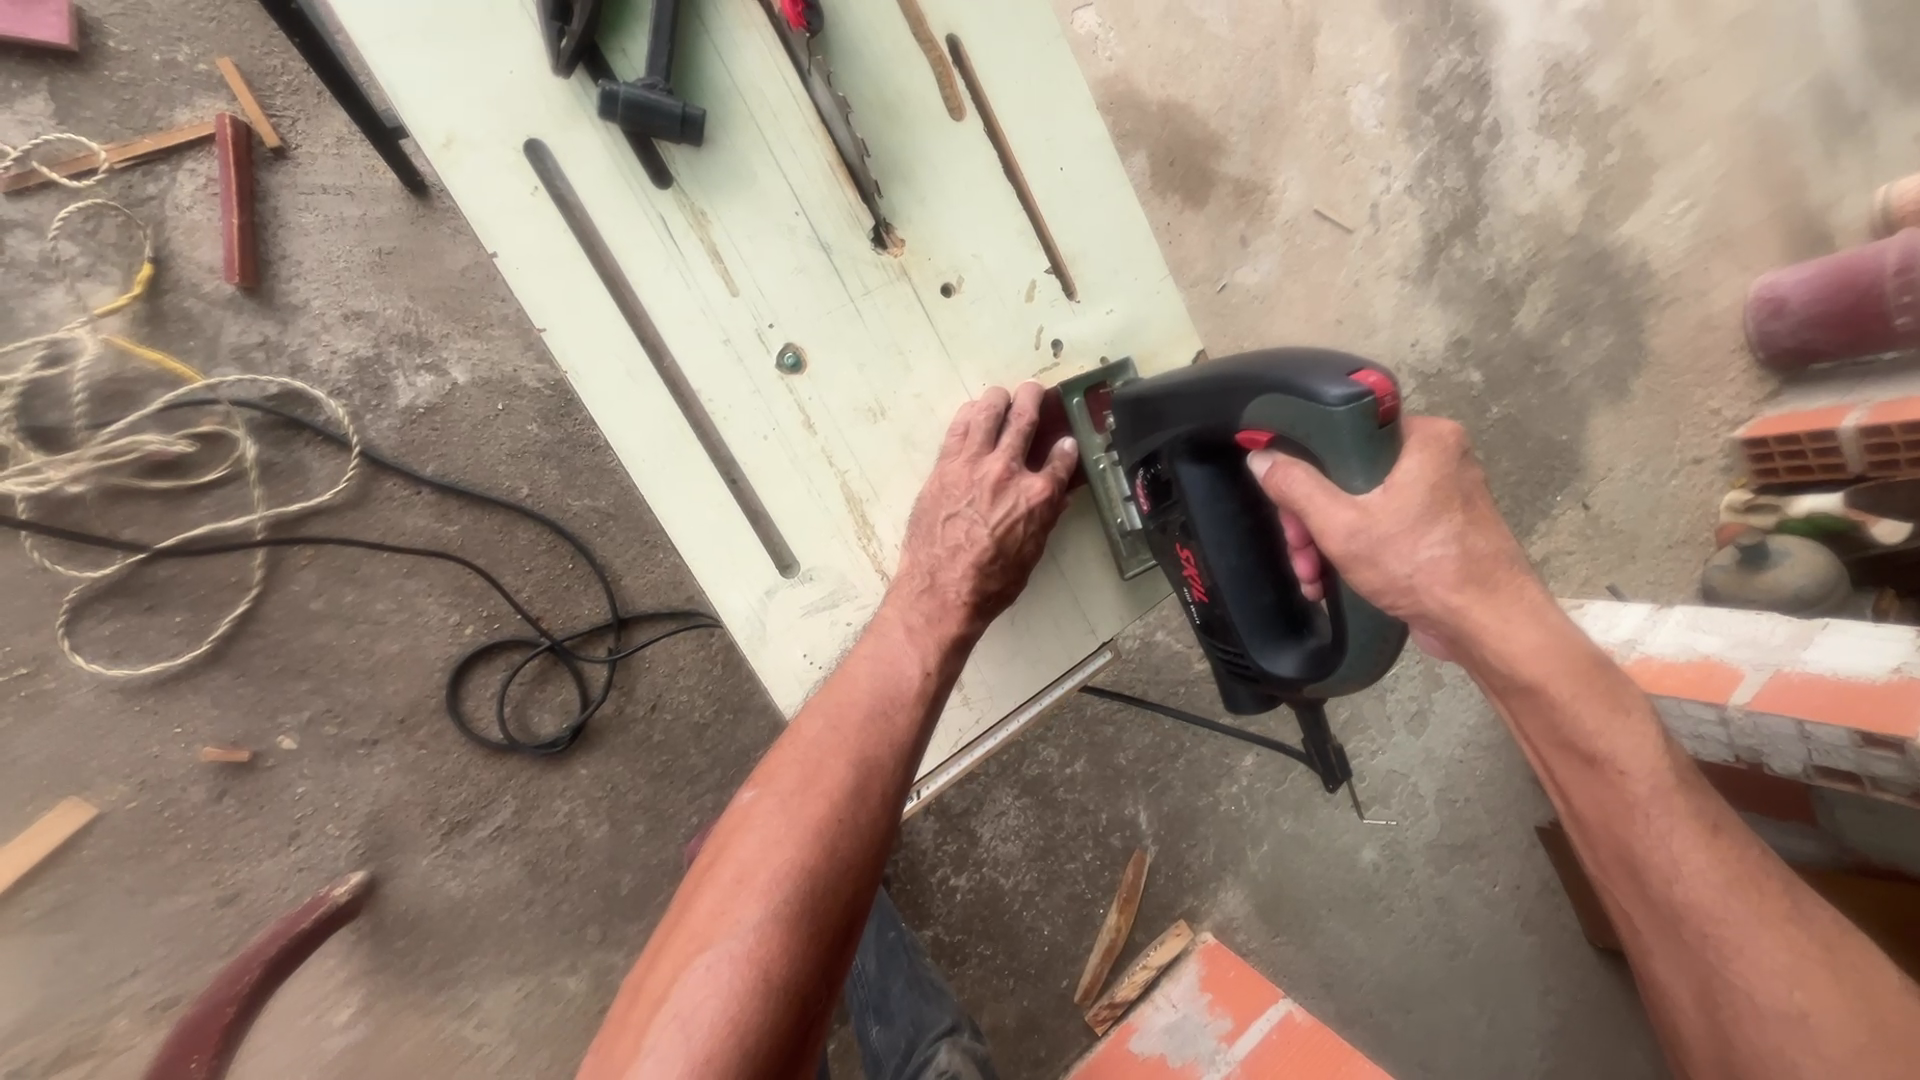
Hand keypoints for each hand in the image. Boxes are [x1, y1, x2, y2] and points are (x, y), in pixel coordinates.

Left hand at [892, 382, 1079, 639]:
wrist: (940, 590)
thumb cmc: (989, 584)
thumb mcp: (1031, 555)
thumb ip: (1045, 519)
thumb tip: (1058, 498)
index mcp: (1038, 496)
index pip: (1062, 457)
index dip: (1067, 447)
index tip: (1066, 441)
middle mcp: (1009, 471)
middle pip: (1025, 418)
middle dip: (1034, 398)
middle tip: (1035, 391)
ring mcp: (973, 464)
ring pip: (989, 411)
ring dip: (999, 398)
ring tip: (1001, 395)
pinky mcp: (944, 466)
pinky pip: (958, 427)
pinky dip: (968, 414)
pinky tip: (972, 412)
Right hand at [1246, 416, 1542, 656]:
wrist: (1488, 626)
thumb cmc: (1421, 567)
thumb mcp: (1341, 525)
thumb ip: (1295, 487)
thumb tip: (1260, 456)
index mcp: (1424, 437)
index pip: (1344, 430)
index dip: (1304, 463)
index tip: (1284, 497)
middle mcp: (1437, 456)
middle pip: (1346, 473)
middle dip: (1312, 517)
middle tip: (1298, 548)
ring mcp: (1441, 493)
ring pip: (1360, 502)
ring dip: (1325, 540)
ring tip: (1310, 575)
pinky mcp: (1440, 526)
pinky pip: (1382, 523)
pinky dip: (1354, 548)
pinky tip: (1330, 579)